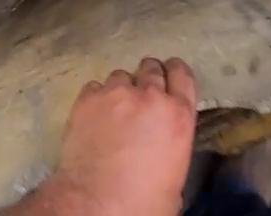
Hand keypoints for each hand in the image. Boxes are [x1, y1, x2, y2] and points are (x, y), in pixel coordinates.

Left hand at [33, 58, 198, 215]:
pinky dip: (96, 99)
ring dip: (121, 90)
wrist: (96, 207)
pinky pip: (95, 87)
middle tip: (141, 98)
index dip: (175, 72)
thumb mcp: (176, 179)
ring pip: (121, 76)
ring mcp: (117, 94)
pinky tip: (93, 117)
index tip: (169, 77)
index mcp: (178, 116)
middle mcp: (150, 96)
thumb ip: (174, 147)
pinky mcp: (88, 99)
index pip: (182, 74)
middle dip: (147, 78)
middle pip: (151, 68)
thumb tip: (164, 147)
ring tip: (114, 111)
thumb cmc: (143, 204)